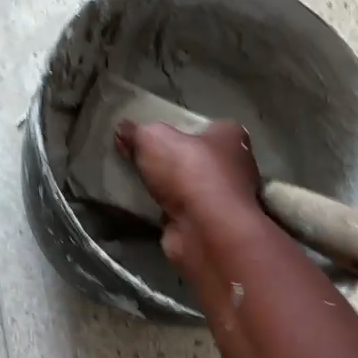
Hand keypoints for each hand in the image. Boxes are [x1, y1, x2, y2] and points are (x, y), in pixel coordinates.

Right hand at [115, 119, 263, 276]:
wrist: (206, 231)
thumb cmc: (189, 172)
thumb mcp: (153, 139)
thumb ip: (137, 132)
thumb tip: (123, 128)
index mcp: (230, 136)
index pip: (207, 126)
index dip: (182, 129)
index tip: (157, 135)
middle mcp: (234, 166)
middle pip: (197, 158)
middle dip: (173, 162)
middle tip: (141, 160)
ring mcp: (224, 200)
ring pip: (190, 189)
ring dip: (169, 190)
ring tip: (136, 185)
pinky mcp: (210, 226)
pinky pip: (182, 213)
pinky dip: (165, 213)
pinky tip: (144, 210)